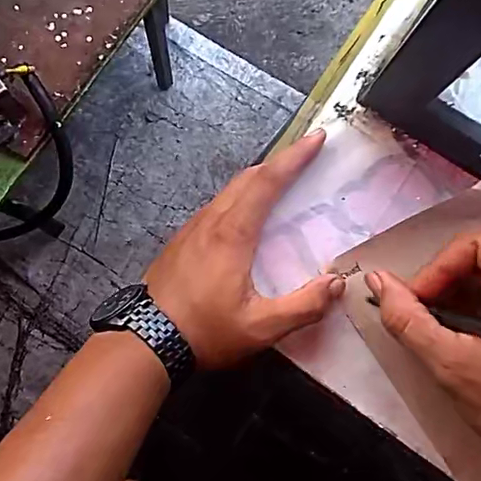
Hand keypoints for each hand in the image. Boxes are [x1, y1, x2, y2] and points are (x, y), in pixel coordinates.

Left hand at [144, 128, 345, 368]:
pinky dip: (242, 196)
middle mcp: (212, 221)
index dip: (295, 157)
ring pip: (231, 190)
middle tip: (307, 154)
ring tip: (284, 180)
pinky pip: (219, 205)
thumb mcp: (261, 329)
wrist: (144, 343)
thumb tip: (337, 283)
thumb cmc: (203, 331)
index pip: (268, 182)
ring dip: (260, 178)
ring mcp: (193, 228)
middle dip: (281, 160)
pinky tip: (248, 215)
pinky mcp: (183, 240)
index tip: (317, 138)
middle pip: (249, 177)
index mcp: (233, 233)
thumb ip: (304, 306)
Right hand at [368, 227, 480, 474]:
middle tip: (423, 316)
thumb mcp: (454, 367)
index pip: (477, 246)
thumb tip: (377, 279)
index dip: (438, 268)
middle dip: (446, 283)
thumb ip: (410, 321)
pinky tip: (464, 337)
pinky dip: (479, 309)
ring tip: (440, 329)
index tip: (416, 302)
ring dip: (460, 296)